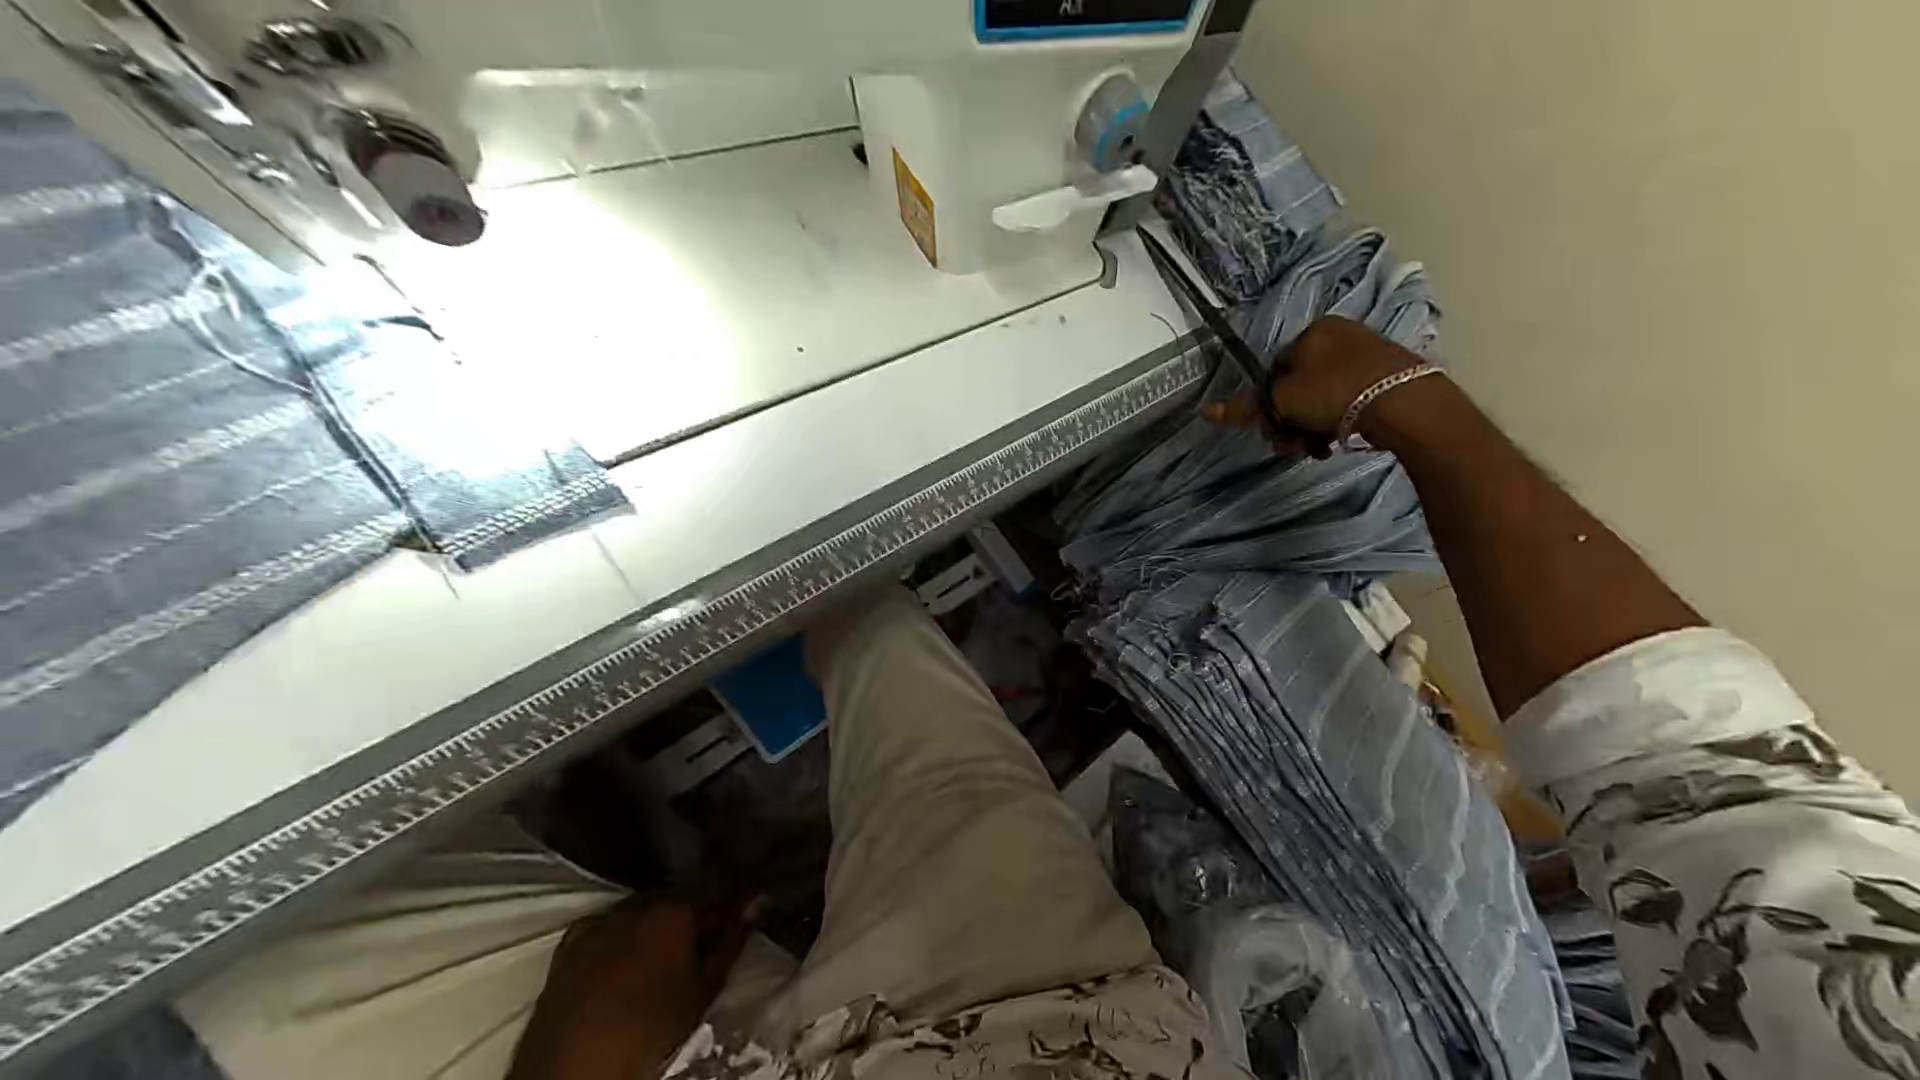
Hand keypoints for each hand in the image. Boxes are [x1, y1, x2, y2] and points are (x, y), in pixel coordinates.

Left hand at [509, 895, 757, 1079]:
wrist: (573, 1070)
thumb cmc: (652, 1030)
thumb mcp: (705, 987)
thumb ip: (734, 937)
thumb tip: (762, 897)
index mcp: (674, 908)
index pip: (715, 882)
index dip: (731, 895)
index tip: (741, 908)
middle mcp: (637, 903)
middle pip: (678, 895)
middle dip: (694, 910)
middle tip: (706, 938)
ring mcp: (600, 921)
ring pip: (642, 909)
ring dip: (658, 921)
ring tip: (667, 952)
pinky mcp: (570, 945)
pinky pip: (606, 926)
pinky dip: (621, 935)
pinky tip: (625, 958)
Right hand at [1203, 316, 1423, 446]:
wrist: (1403, 404)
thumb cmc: (1333, 393)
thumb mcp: (1281, 402)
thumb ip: (1245, 408)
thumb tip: (1206, 411)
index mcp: (1313, 332)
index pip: (1274, 371)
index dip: (1268, 404)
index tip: (1273, 429)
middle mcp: (1340, 336)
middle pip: (1297, 387)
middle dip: (1288, 421)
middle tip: (1292, 445)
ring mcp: (1367, 355)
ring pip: (1321, 398)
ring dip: (1309, 428)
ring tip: (1315, 449)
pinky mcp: (1388, 376)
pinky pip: (1348, 401)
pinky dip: (1336, 423)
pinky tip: (1336, 442)